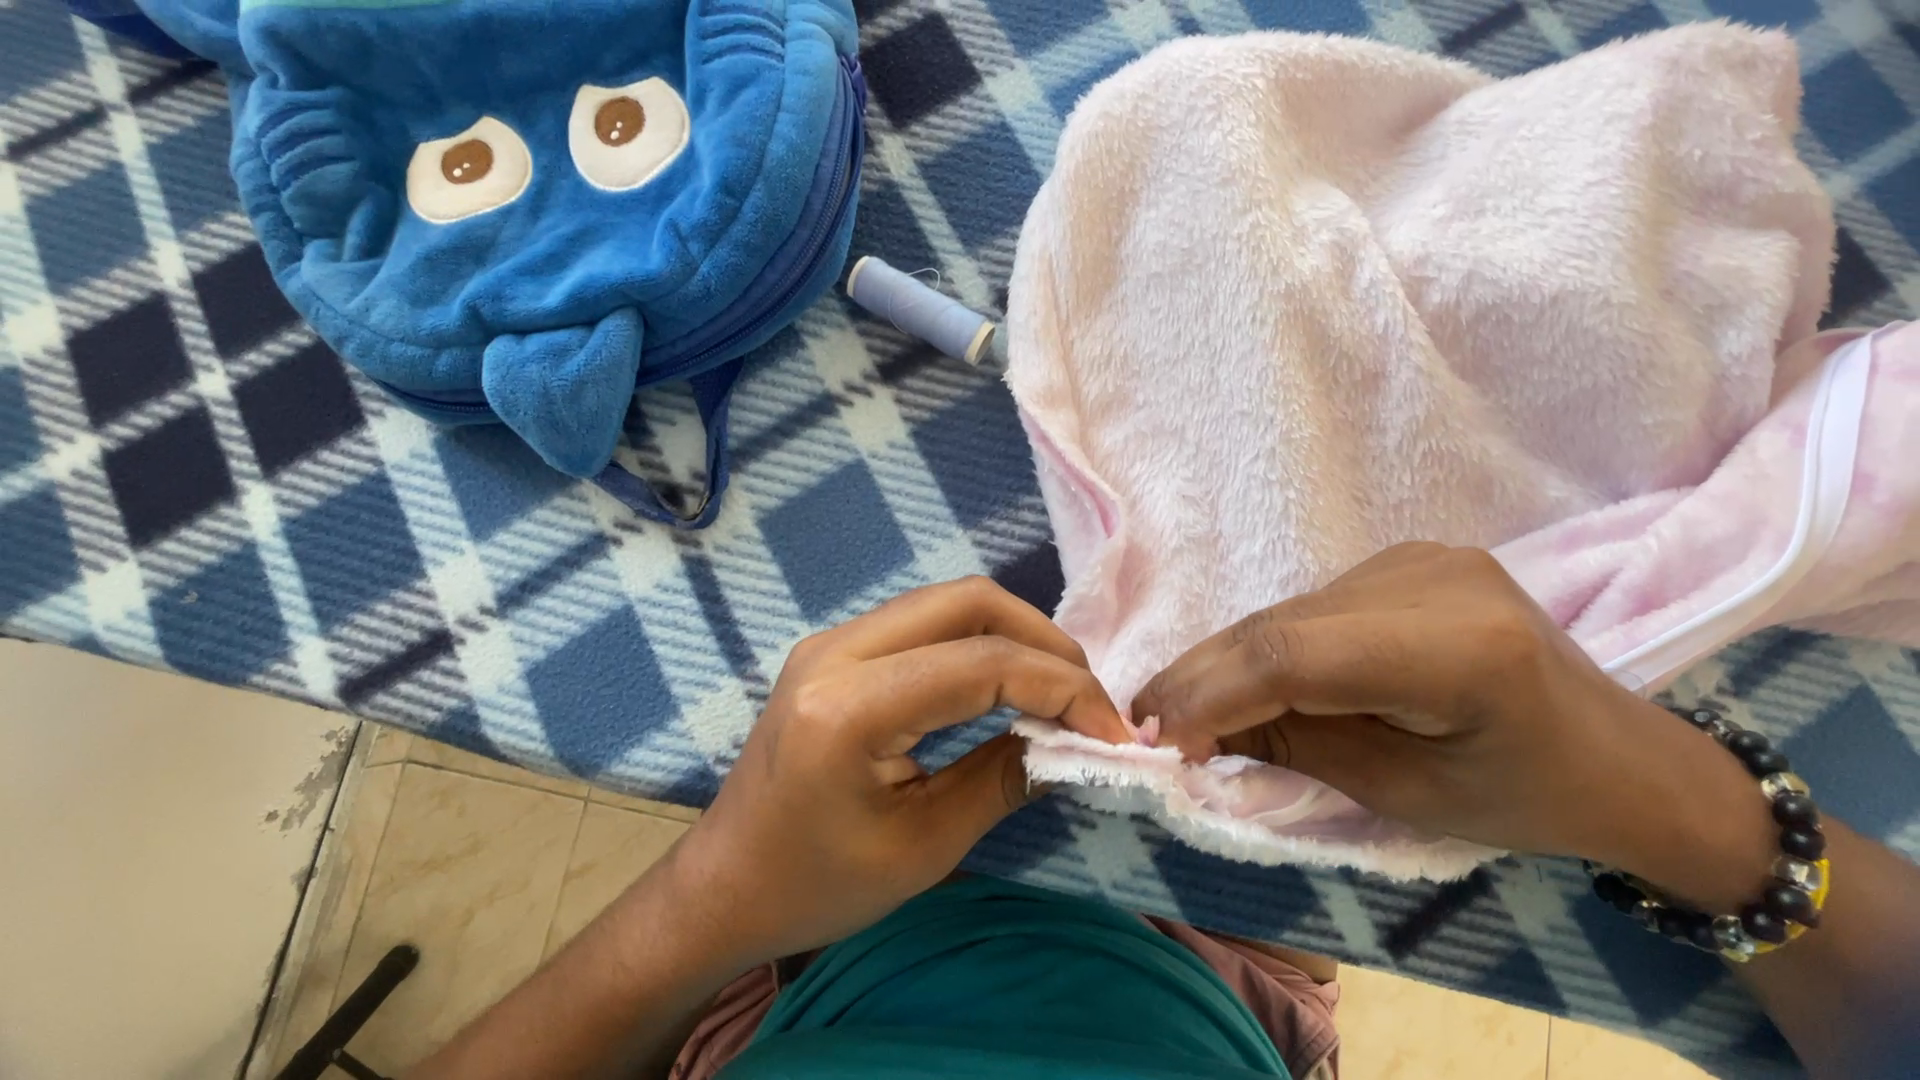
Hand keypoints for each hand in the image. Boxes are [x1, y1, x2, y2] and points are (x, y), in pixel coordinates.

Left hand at [664, 576, 1125, 968]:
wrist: (723, 887)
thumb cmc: (816, 886)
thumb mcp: (924, 847)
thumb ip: (1005, 780)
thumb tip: (1078, 743)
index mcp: (849, 707)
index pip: (982, 664)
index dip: (1063, 689)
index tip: (1113, 732)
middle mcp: (836, 650)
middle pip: (969, 601)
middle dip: (1045, 642)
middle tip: (1089, 701)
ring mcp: (830, 642)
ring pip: (948, 603)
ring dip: (1014, 637)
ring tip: (1059, 693)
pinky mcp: (834, 650)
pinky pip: (923, 624)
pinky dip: (978, 644)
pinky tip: (1005, 685)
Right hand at [1129, 543, 1771, 901]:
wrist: (1626, 759)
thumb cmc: (1527, 800)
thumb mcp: (1403, 796)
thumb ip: (1290, 747)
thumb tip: (1186, 729)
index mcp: (1459, 650)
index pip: (1295, 657)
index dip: (1211, 694)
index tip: (1157, 740)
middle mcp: (1434, 578)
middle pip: (1278, 626)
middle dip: (1200, 679)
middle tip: (1143, 724)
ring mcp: (1418, 557)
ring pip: (1283, 614)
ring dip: (1223, 663)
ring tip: (1176, 709)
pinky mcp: (1405, 559)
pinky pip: (1307, 609)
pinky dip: (1262, 649)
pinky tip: (1237, 681)